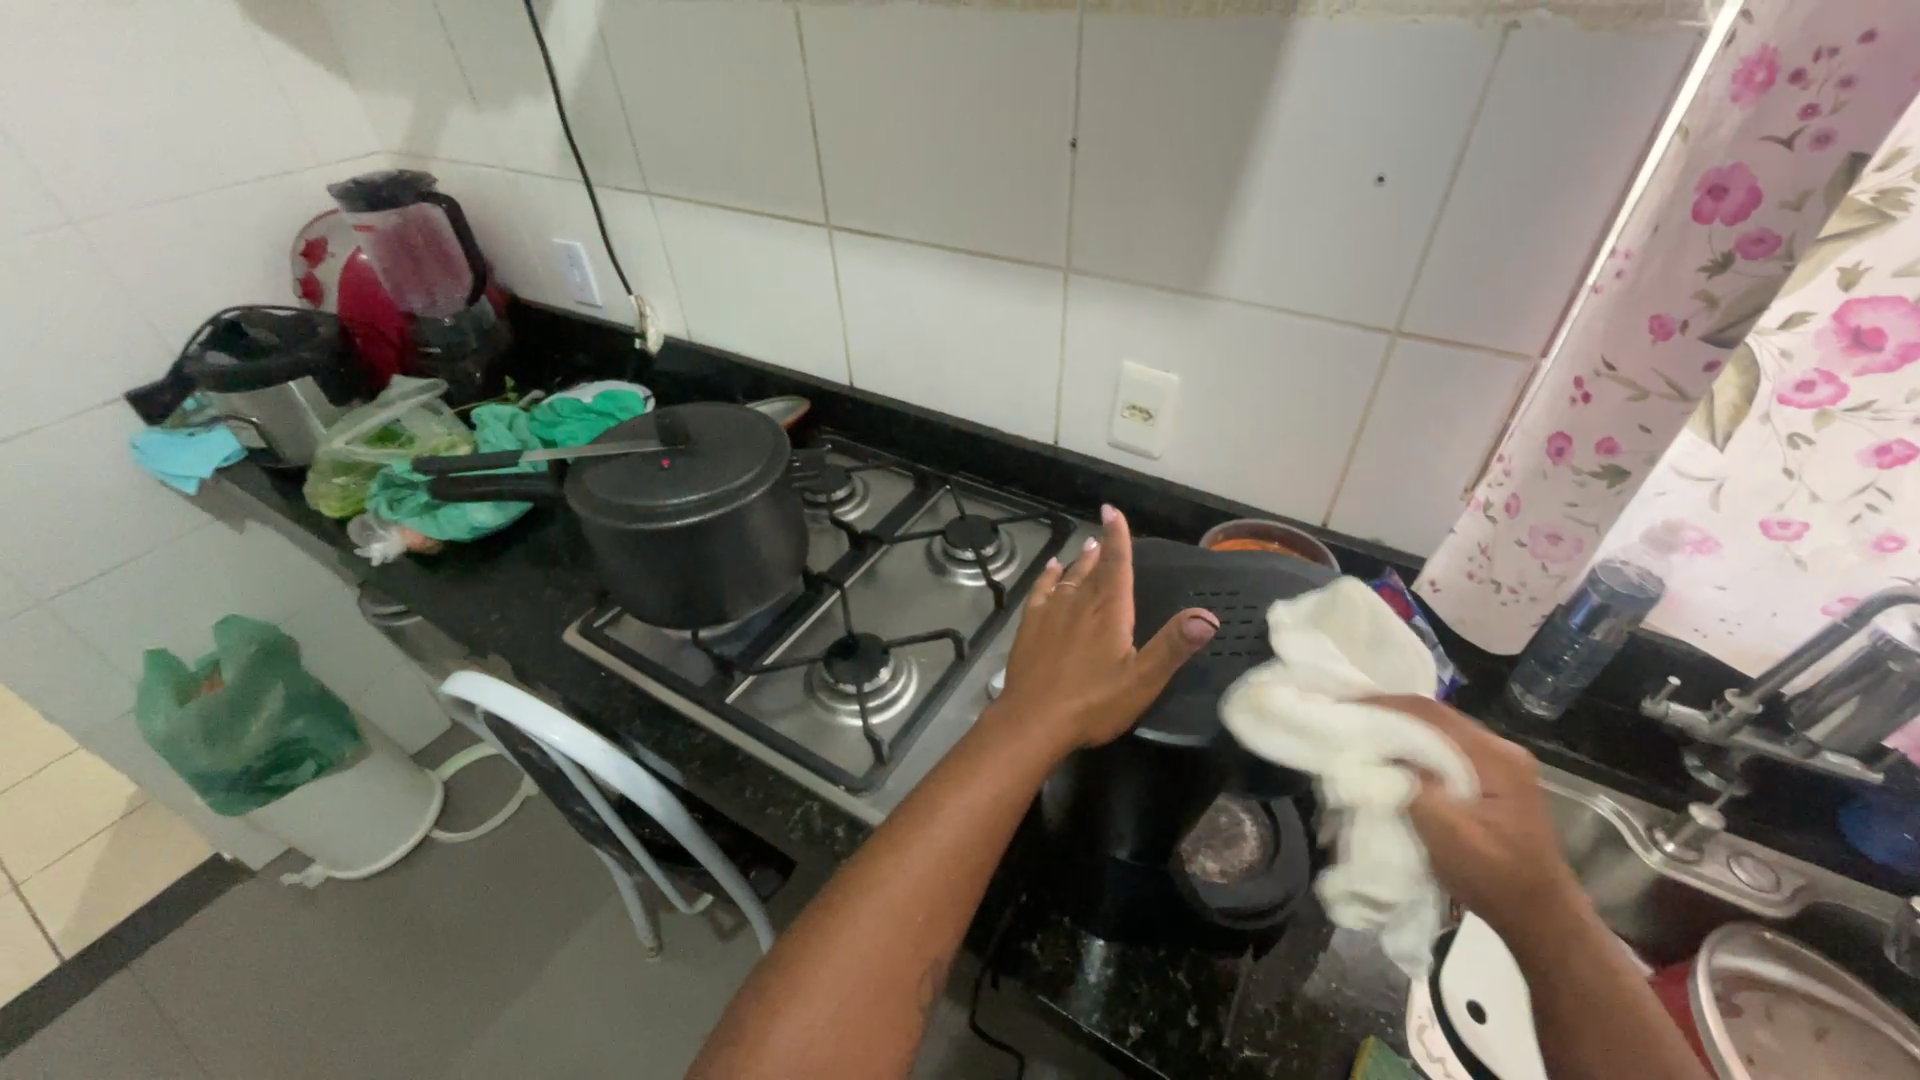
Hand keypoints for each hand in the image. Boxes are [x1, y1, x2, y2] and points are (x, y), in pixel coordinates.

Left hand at [987, 505, 1218, 754]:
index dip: (1118, 537)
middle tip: (1104, 530)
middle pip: (1093, 568)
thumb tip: (1207, 616)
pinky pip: (1040, 591)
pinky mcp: (1029, 627)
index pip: (1117, 564)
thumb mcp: (1143, 679)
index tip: (1113, 511)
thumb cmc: (1094, 702)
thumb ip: (1173, 646)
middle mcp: (1080, 603)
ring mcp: (1051, 614)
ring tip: (1086, 547)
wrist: (1033, 720)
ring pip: (1068, 577)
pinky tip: (1051, 571)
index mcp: (1110, 611)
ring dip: (1079, 561)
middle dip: (1102, 547)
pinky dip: (1048, 577)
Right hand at [1364, 695, 1584, 938]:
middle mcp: (1501, 750)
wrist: (1540, 916)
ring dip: (1400, 730)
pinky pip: (1446, 750)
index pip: (1432, 715)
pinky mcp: (1493, 780)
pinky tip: (1392, 757)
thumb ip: (1414, 788)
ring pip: (1440, 732)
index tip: (1345, 708)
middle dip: (1388, 714)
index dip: (1384, 706)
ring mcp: (1500, 764)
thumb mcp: (1449, 833)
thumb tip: (1379, 757)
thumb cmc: (1495, 877)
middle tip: (1346, 717)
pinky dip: (1414, 748)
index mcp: (1495, 758)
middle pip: (1437, 717)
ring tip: (1361, 733)